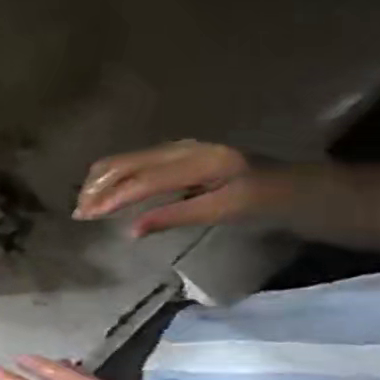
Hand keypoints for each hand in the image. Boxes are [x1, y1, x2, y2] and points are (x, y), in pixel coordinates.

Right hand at [75, 140, 260, 238]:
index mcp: (201, 162)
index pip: (143, 179)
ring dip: (99, 182)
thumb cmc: (265, 202)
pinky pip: (132, 161)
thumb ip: (175, 217)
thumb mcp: (224, 212)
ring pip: (123, 160)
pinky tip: (106, 194)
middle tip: (80, 213)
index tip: (86, 217)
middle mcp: (184, 148)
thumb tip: (130, 231)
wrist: (299, 186)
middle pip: (124, 163)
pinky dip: (112, 178)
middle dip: (96, 187)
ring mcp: (178, 148)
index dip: (111, 198)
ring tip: (87, 205)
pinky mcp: (174, 153)